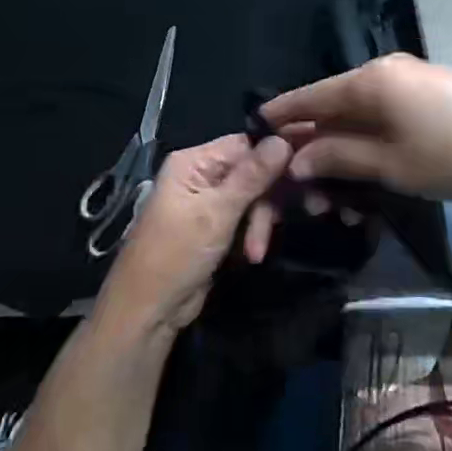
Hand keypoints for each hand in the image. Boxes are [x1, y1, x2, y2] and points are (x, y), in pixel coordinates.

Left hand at [98, 133, 291, 334]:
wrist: (149, 310)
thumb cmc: (176, 255)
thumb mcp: (217, 214)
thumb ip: (252, 176)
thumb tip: (283, 140)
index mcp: (193, 161)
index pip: (246, 144)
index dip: (275, 158)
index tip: (302, 177)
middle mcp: (201, 173)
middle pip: (253, 171)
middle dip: (268, 199)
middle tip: (284, 222)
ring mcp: (208, 200)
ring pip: (254, 196)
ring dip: (261, 223)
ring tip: (256, 252)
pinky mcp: (216, 225)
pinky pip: (246, 216)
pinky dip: (253, 233)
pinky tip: (253, 255)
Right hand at [259, 54, 451, 200]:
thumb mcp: (389, 164)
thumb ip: (337, 157)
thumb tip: (295, 161)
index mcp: (366, 81)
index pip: (308, 96)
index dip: (280, 117)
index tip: (254, 134)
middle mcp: (382, 72)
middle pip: (332, 109)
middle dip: (315, 151)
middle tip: (306, 195)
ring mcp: (408, 82)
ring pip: (358, 118)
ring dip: (344, 156)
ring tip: (342, 203)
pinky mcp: (427, 97)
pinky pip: (383, 119)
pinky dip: (369, 147)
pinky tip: (370, 180)